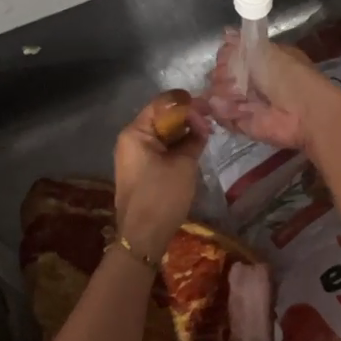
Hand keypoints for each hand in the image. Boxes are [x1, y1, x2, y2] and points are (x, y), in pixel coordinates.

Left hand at [113, 92, 210, 261]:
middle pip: (161, 117)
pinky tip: (193, 148)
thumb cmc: (162, 196)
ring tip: (205, 134)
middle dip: (186, 117)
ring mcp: (134, 156)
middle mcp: (130, 139)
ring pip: (162, 134)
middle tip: (210, 121)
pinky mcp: (140, 170)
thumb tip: (201, 126)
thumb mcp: (184, 164)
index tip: (208, 108)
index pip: (162, 104)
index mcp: (135, 132)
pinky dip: (176, 146)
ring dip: (182, 132)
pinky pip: (159, 149)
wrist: (142, 237)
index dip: (186, 103)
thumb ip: (194, 139)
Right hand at [204, 30, 339, 150]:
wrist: (303, 113)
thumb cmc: (288, 77)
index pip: (225, 55)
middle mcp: (246, 80)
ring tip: (243, 96)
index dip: (224, 56)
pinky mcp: (238, 122)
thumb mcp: (267, 52)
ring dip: (226, 93)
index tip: (229, 58)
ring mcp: (240, 102)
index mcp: (255, 60)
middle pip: (216, 74)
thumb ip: (242, 44)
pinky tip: (240, 108)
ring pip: (214, 93)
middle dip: (223, 76)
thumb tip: (225, 33)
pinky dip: (225, 110)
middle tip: (239, 80)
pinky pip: (218, 114)